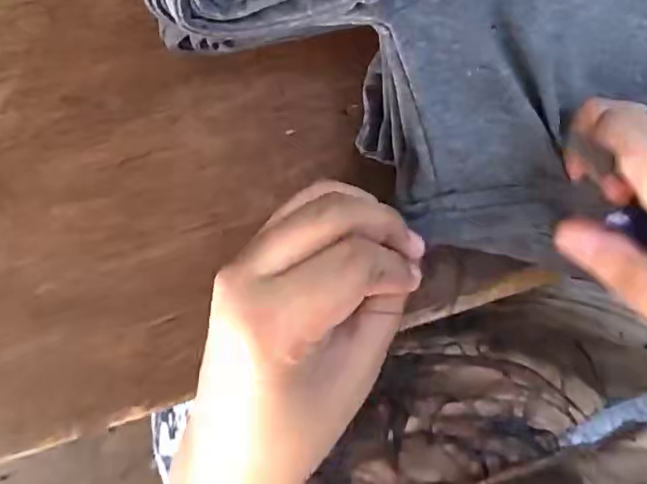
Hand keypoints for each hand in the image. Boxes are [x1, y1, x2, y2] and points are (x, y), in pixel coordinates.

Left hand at [174, 181, 424, 483]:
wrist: (230, 449)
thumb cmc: (296, 426)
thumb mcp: (355, 373)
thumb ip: (383, 306)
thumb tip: (402, 259)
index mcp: (272, 319)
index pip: (351, 261)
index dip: (393, 262)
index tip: (416, 277)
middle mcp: (247, 275)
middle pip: (329, 214)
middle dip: (381, 221)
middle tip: (413, 245)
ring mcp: (239, 259)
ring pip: (312, 198)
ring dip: (361, 206)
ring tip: (391, 234)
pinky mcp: (243, 254)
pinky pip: (296, 208)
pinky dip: (336, 207)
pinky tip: (362, 228)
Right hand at [555, 99, 646, 393]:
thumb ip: (626, 272)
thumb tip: (563, 228)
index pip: (614, 122)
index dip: (582, 144)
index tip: (588, 192)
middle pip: (623, 111)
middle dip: (596, 145)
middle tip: (610, 204)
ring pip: (645, 116)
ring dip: (621, 147)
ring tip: (637, 208)